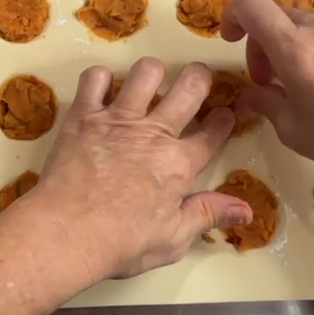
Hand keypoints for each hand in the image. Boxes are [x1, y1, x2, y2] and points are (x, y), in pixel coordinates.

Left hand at [16, 58, 250, 281]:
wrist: (68, 230)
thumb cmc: (121, 243)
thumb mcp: (173, 240)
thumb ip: (207, 215)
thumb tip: (245, 209)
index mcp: (178, 164)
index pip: (212, 134)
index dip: (223, 120)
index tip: (226, 112)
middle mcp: (153, 133)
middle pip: (188, 89)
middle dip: (200, 77)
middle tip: (199, 76)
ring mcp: (117, 119)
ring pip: (146, 73)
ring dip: (153, 72)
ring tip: (152, 78)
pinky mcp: (84, 115)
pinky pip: (95, 78)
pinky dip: (101, 78)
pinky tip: (104, 88)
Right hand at [220, 0, 313, 200]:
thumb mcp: (292, 129)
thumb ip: (265, 102)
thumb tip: (253, 95)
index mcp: (298, 51)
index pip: (252, 5)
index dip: (234, 15)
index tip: (233, 38)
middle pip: (280, 16)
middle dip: (265, 43)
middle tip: (272, 79)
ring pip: (313, 25)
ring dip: (298, 45)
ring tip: (310, 82)